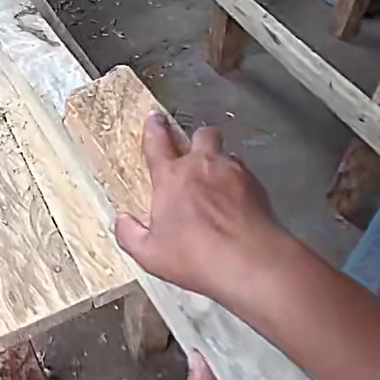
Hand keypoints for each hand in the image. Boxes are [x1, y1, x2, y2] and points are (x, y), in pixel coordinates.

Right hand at [113, 113, 292, 301]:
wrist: (248, 260)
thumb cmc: (197, 256)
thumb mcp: (151, 254)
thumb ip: (131, 235)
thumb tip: (122, 222)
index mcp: (171, 177)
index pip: (157, 142)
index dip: (154, 128)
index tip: (154, 119)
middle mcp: (202, 166)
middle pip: (201, 135)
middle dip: (197, 140)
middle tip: (195, 154)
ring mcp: (232, 171)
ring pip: (226, 153)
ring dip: (220, 162)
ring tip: (218, 183)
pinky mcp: (256, 184)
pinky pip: (246, 173)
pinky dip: (240, 183)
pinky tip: (238, 202)